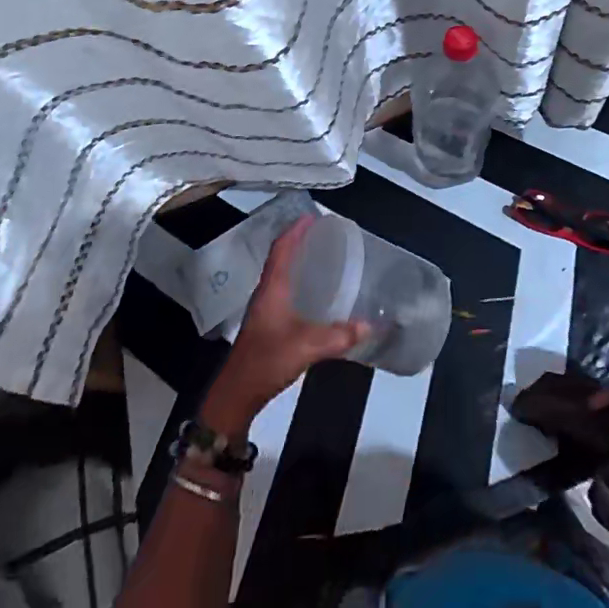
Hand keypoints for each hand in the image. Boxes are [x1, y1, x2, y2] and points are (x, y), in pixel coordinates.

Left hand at [199, 215, 367, 433]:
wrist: (239, 391)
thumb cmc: (267, 360)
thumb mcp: (307, 346)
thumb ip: (339, 336)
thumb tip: (370, 325)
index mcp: (272, 289)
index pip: (281, 249)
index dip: (295, 231)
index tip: (312, 216)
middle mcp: (266, 293)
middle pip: (281, 258)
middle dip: (299, 242)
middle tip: (324, 235)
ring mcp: (265, 309)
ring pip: (282, 276)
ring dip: (298, 263)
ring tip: (322, 259)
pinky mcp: (267, 324)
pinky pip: (284, 292)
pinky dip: (298, 284)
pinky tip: (315, 295)